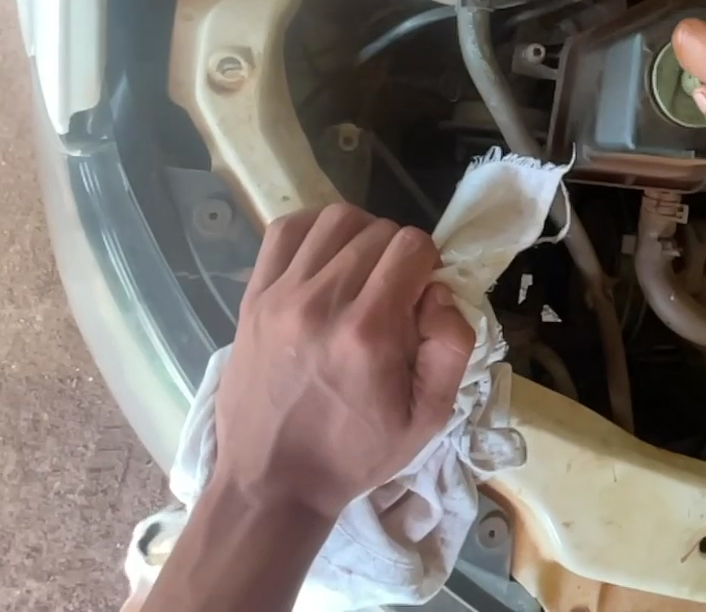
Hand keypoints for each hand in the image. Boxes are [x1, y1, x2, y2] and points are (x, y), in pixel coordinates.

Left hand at [211, 204, 475, 518]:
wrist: (270, 486)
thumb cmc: (355, 453)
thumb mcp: (429, 417)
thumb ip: (453, 346)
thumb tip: (439, 291)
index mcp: (368, 332)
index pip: (412, 246)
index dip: (428, 263)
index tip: (422, 294)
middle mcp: (321, 303)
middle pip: (379, 230)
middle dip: (399, 252)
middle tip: (396, 289)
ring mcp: (280, 296)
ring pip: (336, 219)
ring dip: (362, 234)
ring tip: (364, 268)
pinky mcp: (253, 297)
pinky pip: (286, 231)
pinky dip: (314, 229)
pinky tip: (327, 256)